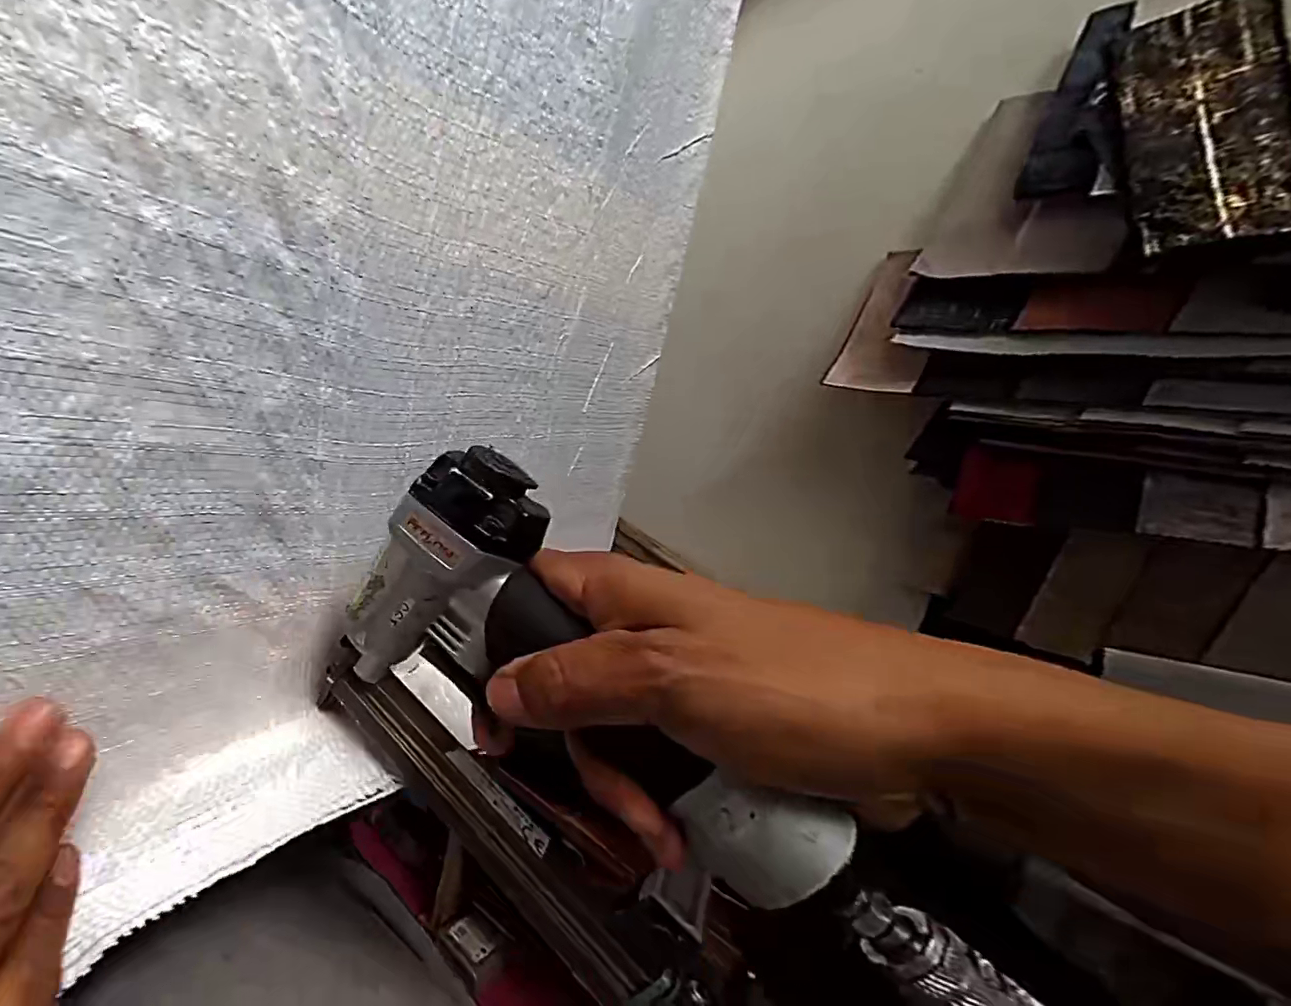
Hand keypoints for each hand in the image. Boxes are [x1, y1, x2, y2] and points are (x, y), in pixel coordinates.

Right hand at [483, 550, 1036, 862]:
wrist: (922, 738)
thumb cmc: (796, 684)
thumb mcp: (664, 676)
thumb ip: (573, 679)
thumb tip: (501, 689)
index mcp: (607, 591)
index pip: (518, 594)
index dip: (494, 643)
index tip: (494, 709)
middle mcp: (623, 626)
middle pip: (550, 679)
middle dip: (565, 742)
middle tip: (587, 781)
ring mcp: (655, 675)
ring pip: (591, 726)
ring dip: (609, 781)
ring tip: (648, 822)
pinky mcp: (686, 718)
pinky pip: (636, 755)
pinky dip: (644, 795)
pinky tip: (669, 827)